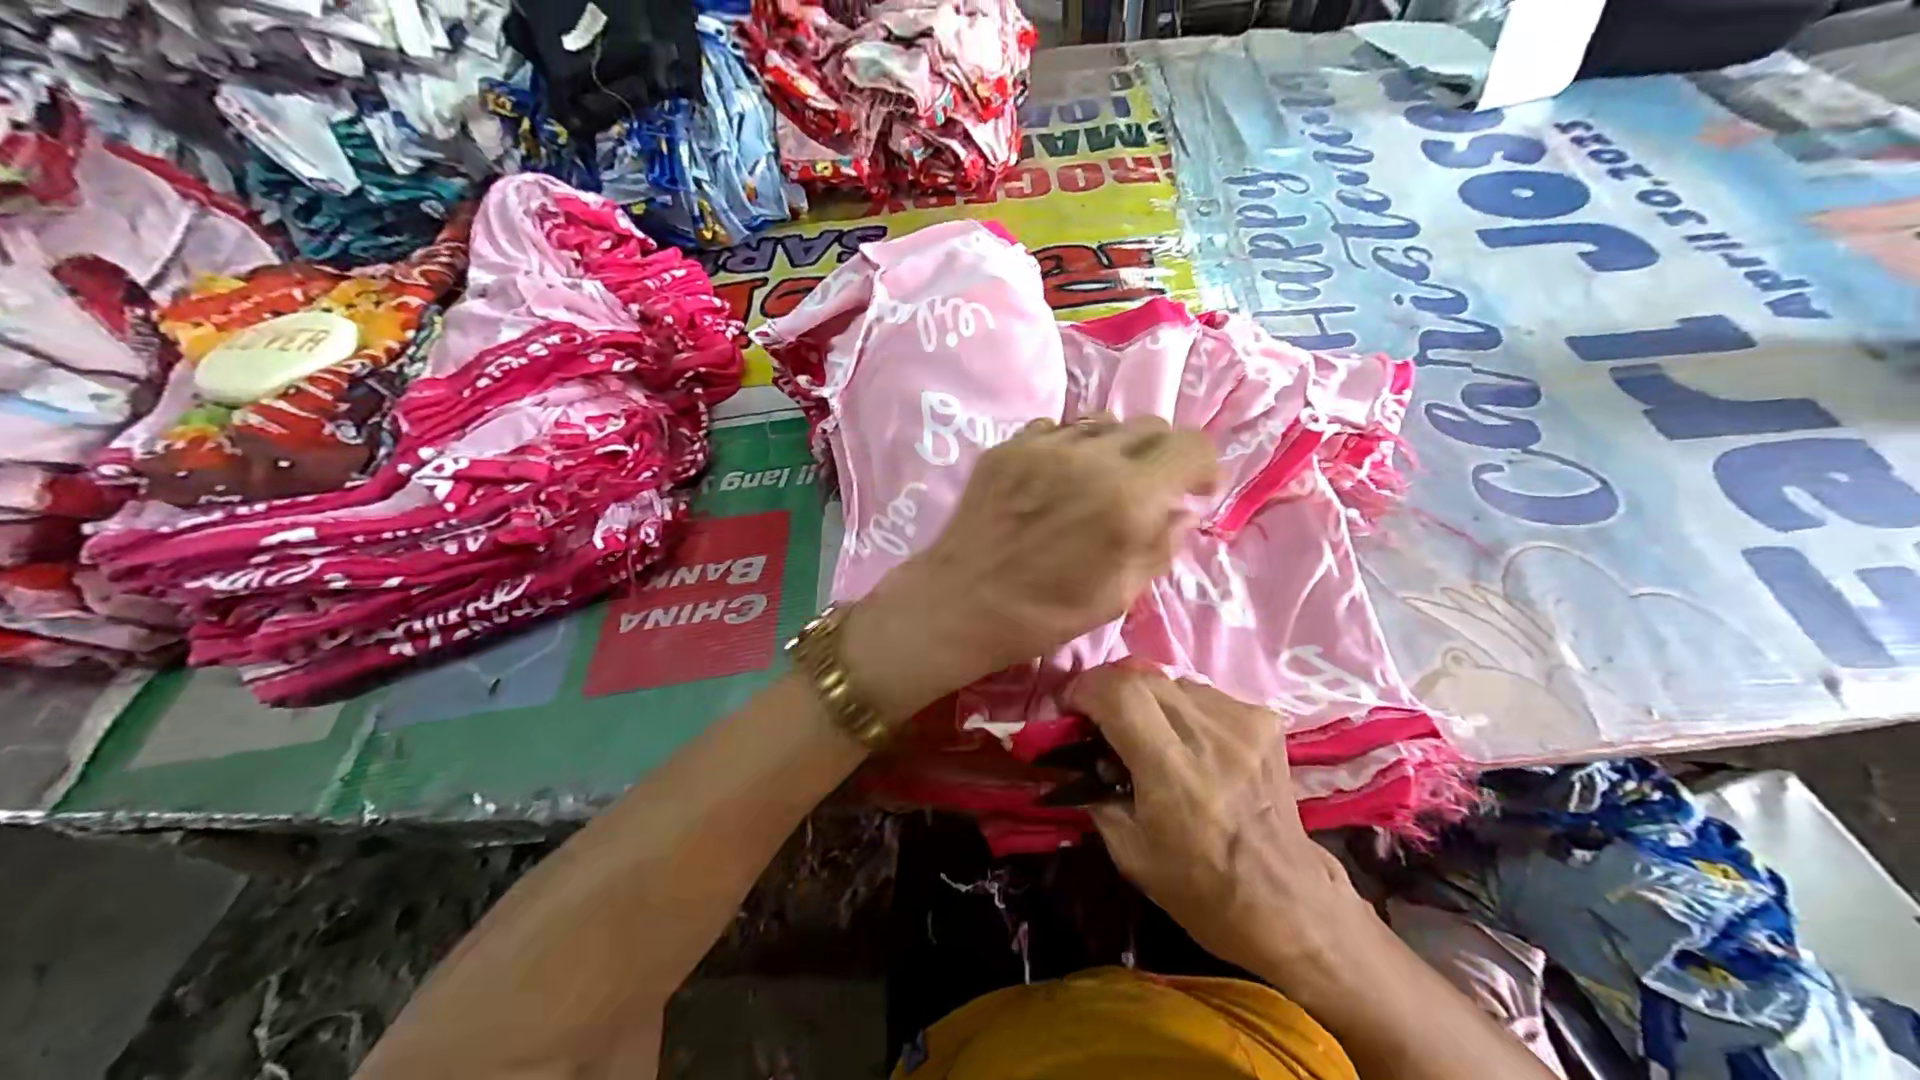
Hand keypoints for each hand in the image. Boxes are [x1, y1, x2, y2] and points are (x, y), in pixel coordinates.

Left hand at [844, 417, 1219, 718]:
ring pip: (1103, 421)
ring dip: (1118, 447)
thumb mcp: (1120, 594)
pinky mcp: (1008, 446)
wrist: (959, 603)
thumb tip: (1183, 510)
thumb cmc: (1045, 613)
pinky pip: (1057, 428)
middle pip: (1151, 425)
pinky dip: (1073, 448)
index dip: (1203, 465)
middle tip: (1152, 488)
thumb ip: (1161, 544)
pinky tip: (1059, 480)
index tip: (1195, 490)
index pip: (1191, 445)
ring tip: (1102, 481)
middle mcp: (1090, 456)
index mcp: (1128, 497)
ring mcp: (1044, 445)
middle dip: (1164, 454)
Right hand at [1065, 665, 1375, 989]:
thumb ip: (1092, 792)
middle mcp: (1212, 737)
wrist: (1285, 902)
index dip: (1085, 689)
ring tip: (1143, 729)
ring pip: (1173, 680)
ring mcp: (1245, 723)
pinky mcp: (1265, 720)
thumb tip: (1066, 756)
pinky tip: (1186, 739)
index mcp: (1174, 773)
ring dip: (1145, 696)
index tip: (1070, 708)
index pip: (1119, 693)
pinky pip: (1204, 693)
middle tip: (1097, 717)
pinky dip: (1182, 707)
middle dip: (1108, 688)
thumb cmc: (1198, 887)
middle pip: (1142, 675)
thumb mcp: (1127, 850)